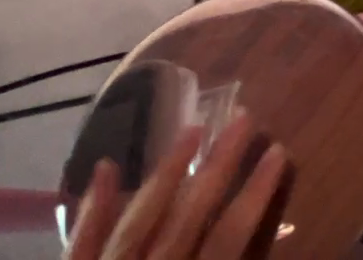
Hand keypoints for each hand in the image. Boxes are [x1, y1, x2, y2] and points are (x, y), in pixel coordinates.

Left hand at [66, 110, 293, 259]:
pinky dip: (92, 209)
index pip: (228, 238)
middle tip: (246, 116)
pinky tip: (106, 166)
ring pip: (138, 222)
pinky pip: (79, 247)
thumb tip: (283, 233)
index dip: (255, 196)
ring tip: (194, 127)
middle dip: (217, 166)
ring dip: (166, 173)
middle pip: (187, 218)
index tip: (280, 151)